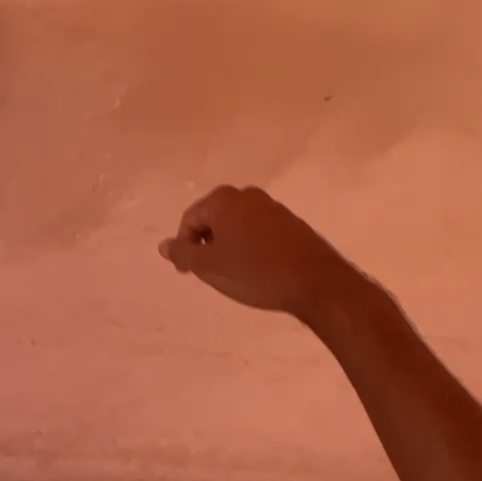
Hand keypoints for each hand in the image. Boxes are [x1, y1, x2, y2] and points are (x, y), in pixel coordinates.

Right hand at [158, 186, 360, 321]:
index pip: (190, 220)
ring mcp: (272, 207)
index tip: (189, 272)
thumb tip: (164, 246)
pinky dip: (251, 247)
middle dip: (207, 244)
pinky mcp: (291, 223)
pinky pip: (259, 231)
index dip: (185, 247)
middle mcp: (246, 196)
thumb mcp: (209, 267)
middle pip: (213, 219)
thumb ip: (182, 254)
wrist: (317, 284)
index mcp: (222, 200)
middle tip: (209, 272)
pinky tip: (257, 269)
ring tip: (234, 272)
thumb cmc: (255, 272)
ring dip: (229, 245)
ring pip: (237, 225)